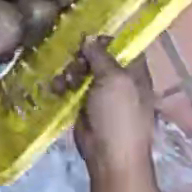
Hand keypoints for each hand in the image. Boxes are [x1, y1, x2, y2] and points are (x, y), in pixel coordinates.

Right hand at [73, 36, 155, 180]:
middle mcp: (118, 79)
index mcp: (134, 72)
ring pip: (81, 70)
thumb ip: (101, 56)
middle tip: (73, 61)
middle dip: (81, 55)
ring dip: (69, 71)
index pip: (122, 45)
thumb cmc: (119, 116)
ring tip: (64, 79)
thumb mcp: (115, 80)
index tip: (85, 33)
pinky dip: (62, 85)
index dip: (105, 38)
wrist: (109, 157)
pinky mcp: (83, 104)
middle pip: (97, 56)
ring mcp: (100, 93)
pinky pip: (70, 86)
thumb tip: (89, 38)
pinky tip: (56, 88)